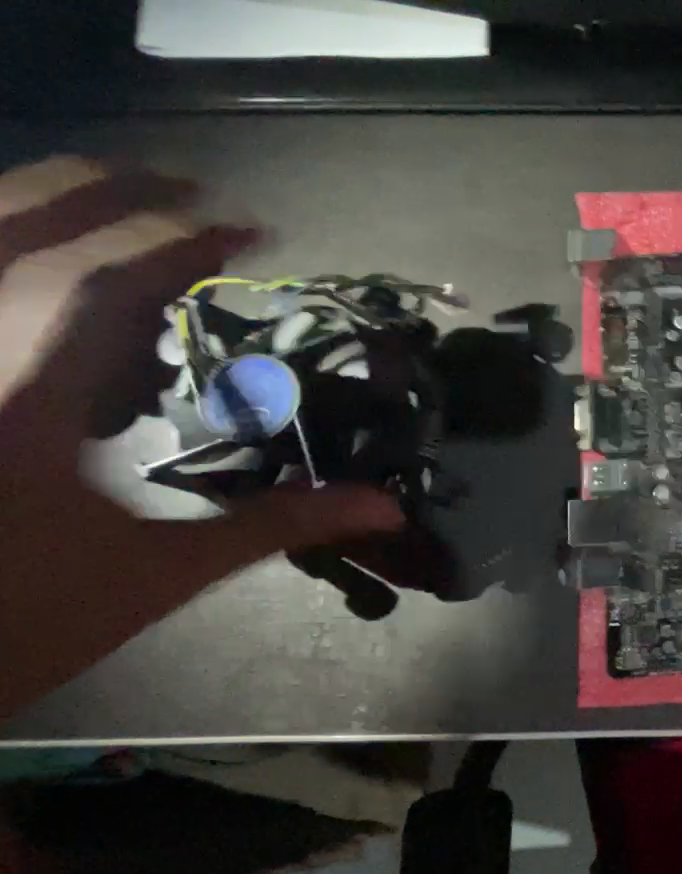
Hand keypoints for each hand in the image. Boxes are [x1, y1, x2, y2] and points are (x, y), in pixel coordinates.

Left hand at [0, 158, 402, 717]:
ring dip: (37, 202)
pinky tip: (29, 259)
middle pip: (15, 225)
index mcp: (18, 399)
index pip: (105, 280)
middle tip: (188, 188)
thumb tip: (385, 506)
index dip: (183, 239)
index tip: (253, 230)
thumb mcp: (152, 575)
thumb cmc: (7, 620)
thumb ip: (270, 525)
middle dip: (106, 191)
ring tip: (113, 200)